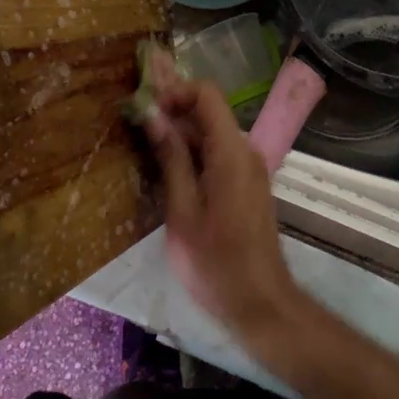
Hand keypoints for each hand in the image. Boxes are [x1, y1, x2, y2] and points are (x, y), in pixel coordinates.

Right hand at [145, 80, 300, 339]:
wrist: (260, 305)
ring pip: (212, 135)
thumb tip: (153, 115)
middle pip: (208, 113)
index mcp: (231, 151)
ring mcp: (249, 169)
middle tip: (137, 131)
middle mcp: (245, 151)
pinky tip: (169, 177)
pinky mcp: (247, 186)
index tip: (147, 112)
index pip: (207, 94)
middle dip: (172, 115)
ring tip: (147, 154)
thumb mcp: (183, 211)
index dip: (175, 92)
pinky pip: (219, 155)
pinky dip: (194, 155)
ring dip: (181, 137)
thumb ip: (171, 158)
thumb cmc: (216, 262)